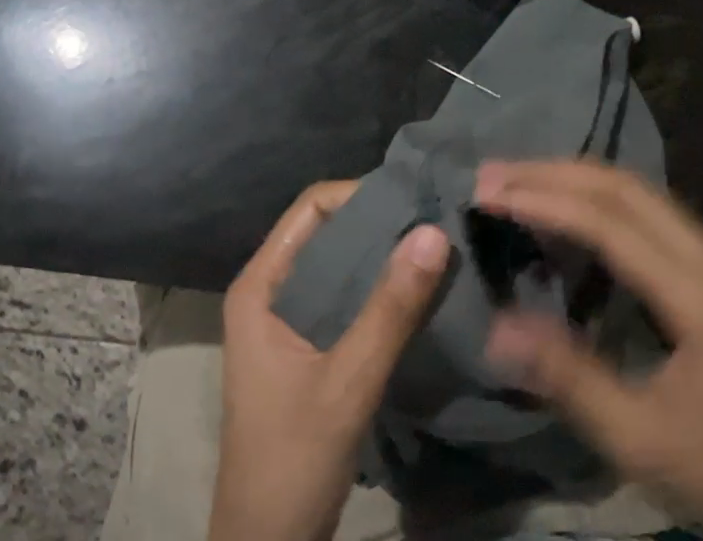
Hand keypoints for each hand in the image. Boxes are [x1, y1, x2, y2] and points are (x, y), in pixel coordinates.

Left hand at [210, 181, 451, 540]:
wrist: (267, 540)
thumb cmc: (294, 455)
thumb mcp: (347, 381)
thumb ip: (390, 309)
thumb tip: (434, 231)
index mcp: (260, 286)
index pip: (311, 209)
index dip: (363, 195)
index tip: (420, 199)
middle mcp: (271, 293)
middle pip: (328, 234)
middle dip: (382, 224)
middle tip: (442, 220)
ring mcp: (289, 323)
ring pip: (341, 269)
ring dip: (386, 259)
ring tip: (442, 249)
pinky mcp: (309, 350)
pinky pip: (347, 302)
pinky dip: (382, 293)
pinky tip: (423, 294)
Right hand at [477, 162, 702, 539]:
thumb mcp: (635, 437)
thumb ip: (567, 375)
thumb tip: (496, 328)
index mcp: (702, 299)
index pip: (612, 225)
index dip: (546, 201)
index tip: (489, 194)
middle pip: (627, 188)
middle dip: (553, 174)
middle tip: (491, 175)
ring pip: (640, 190)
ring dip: (573, 178)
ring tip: (514, 180)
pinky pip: (649, 209)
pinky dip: (597, 197)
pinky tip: (562, 205)